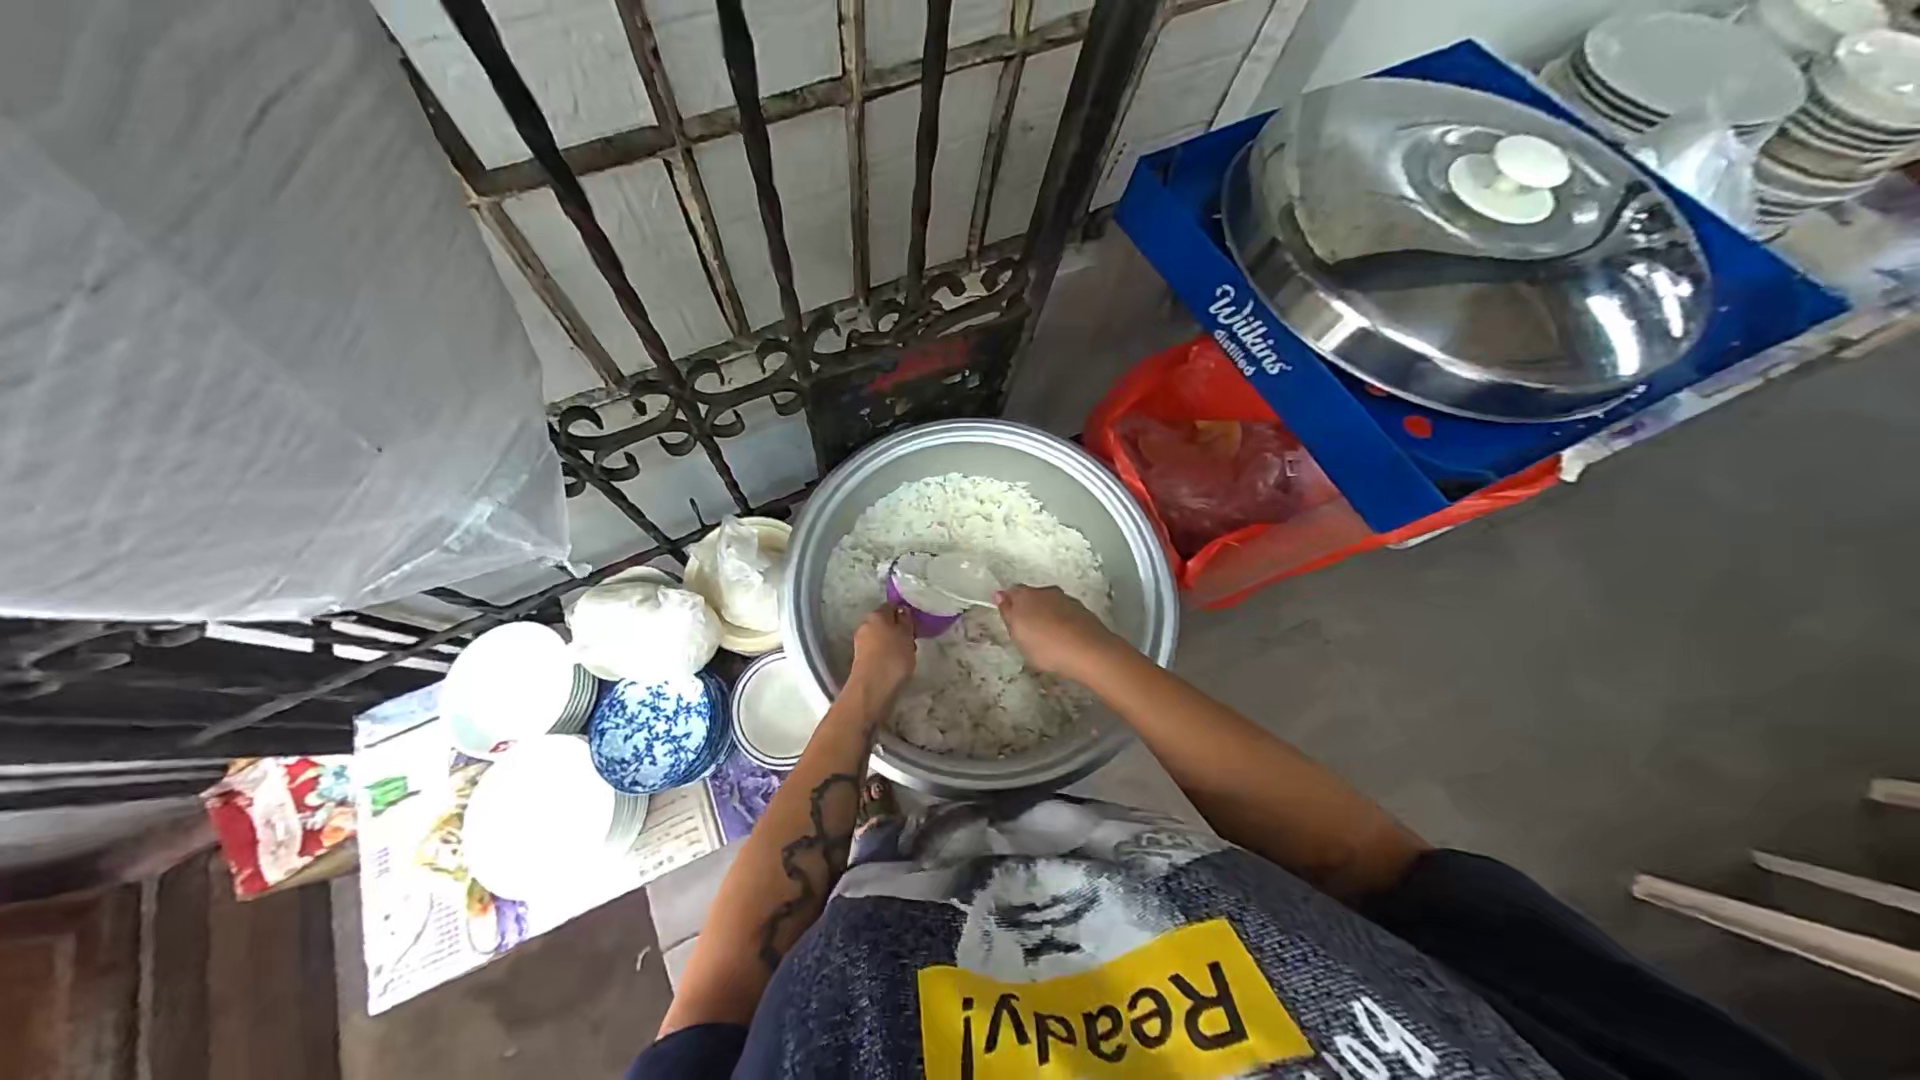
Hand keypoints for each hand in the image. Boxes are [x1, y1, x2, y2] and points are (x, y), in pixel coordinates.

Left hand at [849, 604, 915, 700]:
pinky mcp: (862, 659)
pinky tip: (897, 665)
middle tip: (913, 641)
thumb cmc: (894, 655)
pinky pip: (879, 651)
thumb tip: (903, 611)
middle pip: (886, 623)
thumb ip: (906, 620)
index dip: (904, 612)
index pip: (891, 606)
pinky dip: (888, 655)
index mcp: (876, 614)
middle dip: (899, 630)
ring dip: (895, 644)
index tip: (915, 622)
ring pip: (883, 638)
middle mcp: (866, 625)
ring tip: (907, 656)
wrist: (874, 685)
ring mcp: (862, 643)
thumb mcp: (907, 634)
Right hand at [994, 585, 1127, 679]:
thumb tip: (999, 595)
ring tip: (1048, 637)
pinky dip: (1063, 622)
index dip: (1009, 603)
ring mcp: (1067, 600)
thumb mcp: (1017, 635)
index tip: (1009, 617)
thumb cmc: (1045, 646)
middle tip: (1027, 631)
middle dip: (1029, 609)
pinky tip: (1064, 638)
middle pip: (1033, 596)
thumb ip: (1007, 613)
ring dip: (1047, 615)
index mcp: (1026, 595)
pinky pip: (1066, 614)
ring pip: (1051, 604)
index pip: (1012, 591)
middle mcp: (1047, 592)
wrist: (1088, 651)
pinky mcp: (1083, 611)